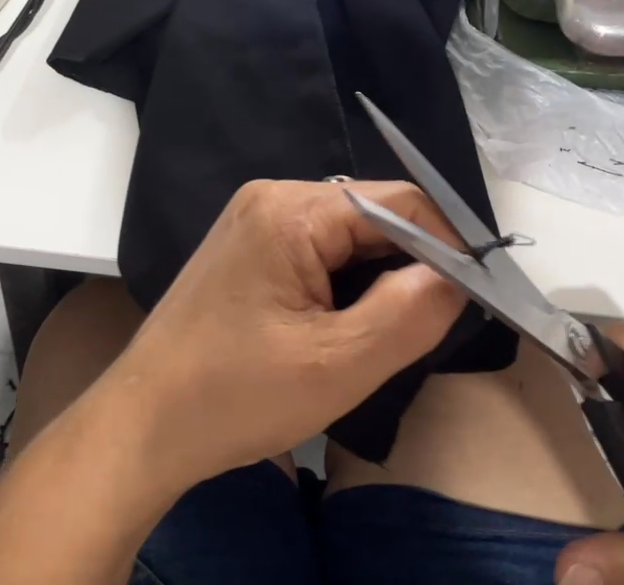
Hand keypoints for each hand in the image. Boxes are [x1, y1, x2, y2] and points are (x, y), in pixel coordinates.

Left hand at [89, 179, 465, 491]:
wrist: (143, 426)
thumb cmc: (236, 395)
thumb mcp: (338, 364)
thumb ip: (410, 312)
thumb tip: (460, 276)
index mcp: (290, 209)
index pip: (397, 203)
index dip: (447, 243)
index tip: (479, 292)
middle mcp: (271, 197)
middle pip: (371, 215)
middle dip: (411, 264)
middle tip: (436, 321)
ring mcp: (254, 221)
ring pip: (347, 236)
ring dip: (378, 278)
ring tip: (391, 330)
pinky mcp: (247, 249)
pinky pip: (317, 251)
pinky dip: (345, 284)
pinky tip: (348, 325)